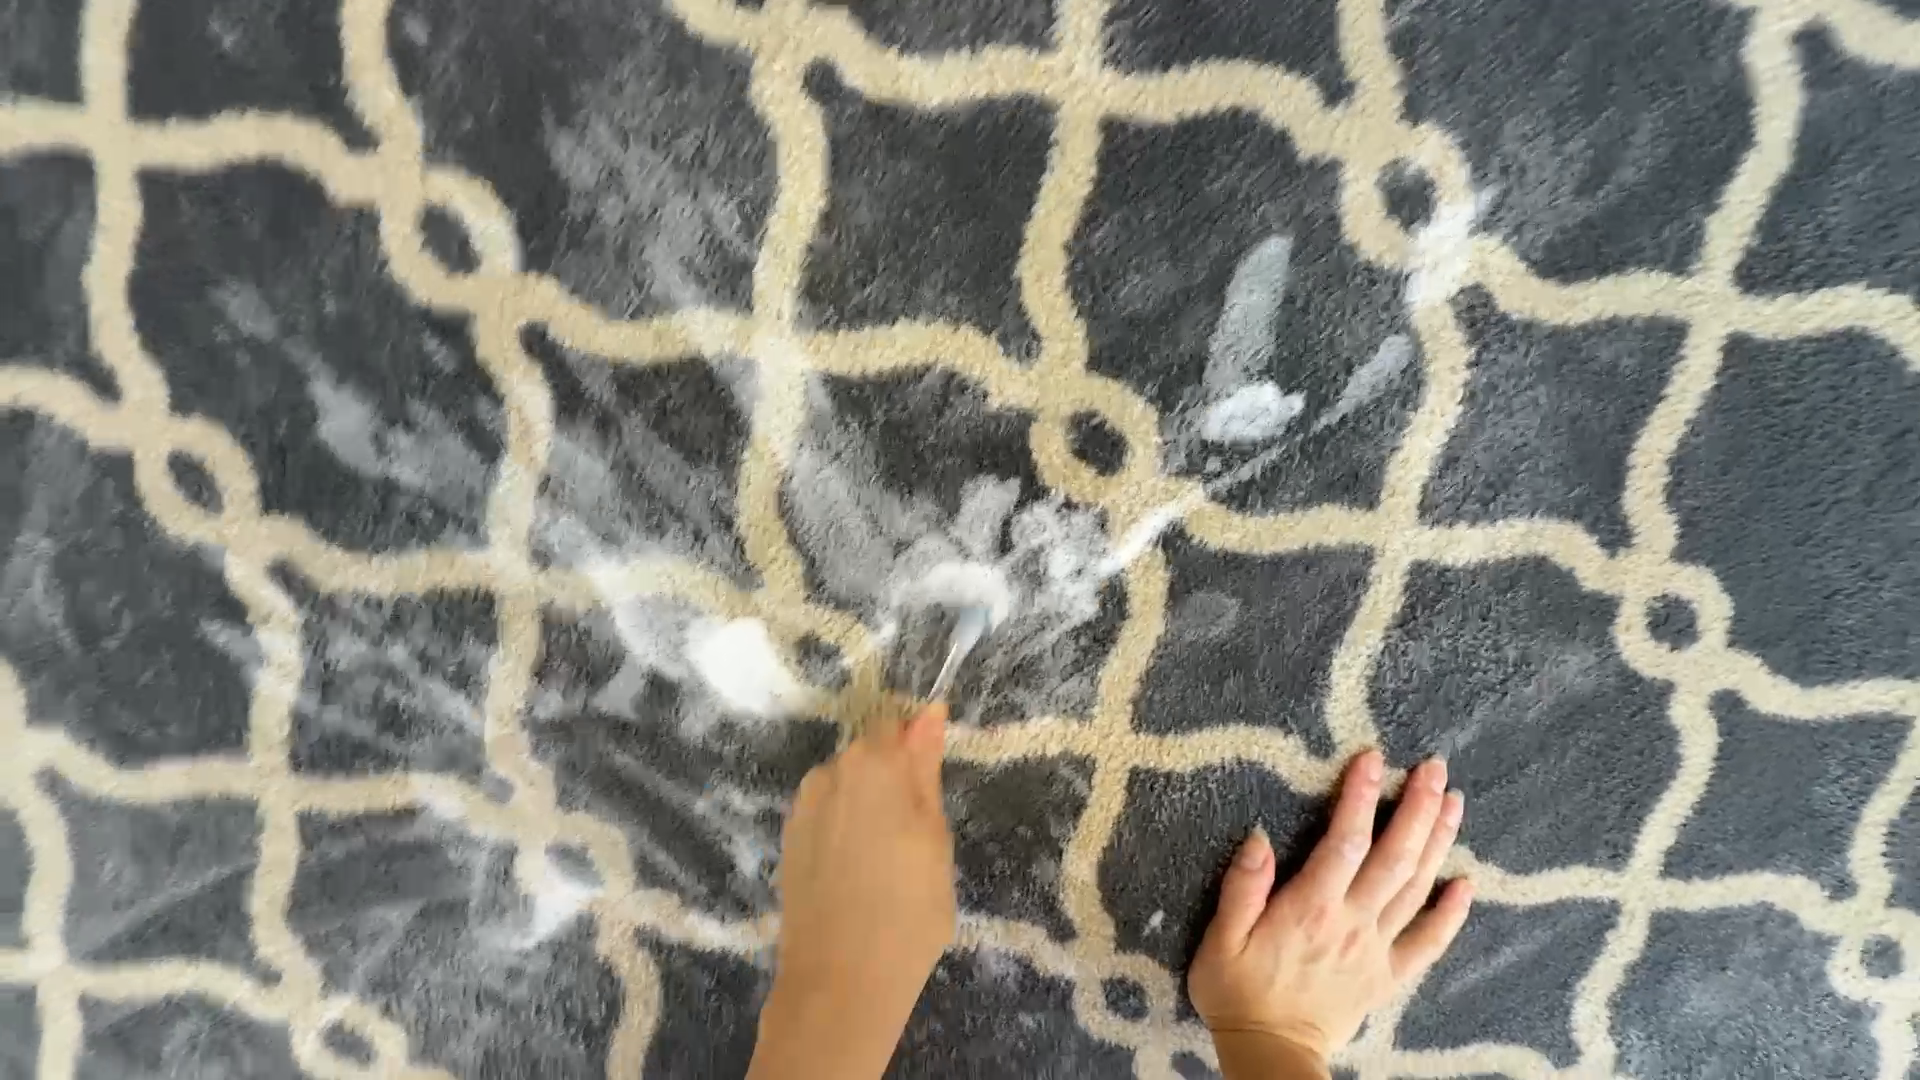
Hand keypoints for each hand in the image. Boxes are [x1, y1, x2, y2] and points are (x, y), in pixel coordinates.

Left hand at [748, 703, 956, 1079]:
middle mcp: (829, 771)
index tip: (927, 790)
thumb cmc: (909, 908)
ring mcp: (803, 805)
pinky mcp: (787, 838)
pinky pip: (824, 813)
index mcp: (872, 762)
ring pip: (845, 784)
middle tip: (912, 835)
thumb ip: (926, 767)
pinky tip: (853, 872)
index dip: (914, 752)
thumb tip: (930, 710)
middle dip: (890, 778)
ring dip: (864, 803)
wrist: (840, 982)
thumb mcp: (934, 835)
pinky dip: (841, 828)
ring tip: (881, 860)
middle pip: (867, 754)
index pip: (894, 726)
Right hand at [1189, 750, 1472, 1076]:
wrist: (1270, 1052)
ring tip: (1453, 802)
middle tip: (1434, 769)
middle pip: (1395, 859)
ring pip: (1416, 889)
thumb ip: (1242, 886)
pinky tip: (1466, 882)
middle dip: (1416, 809)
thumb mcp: (1221, 936)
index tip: (1373, 758)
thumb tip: (1260, 836)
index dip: (1360, 796)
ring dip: (1437, 843)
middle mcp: (1352, 923)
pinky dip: (1451, 912)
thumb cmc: (1236, 988)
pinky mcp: (1388, 974)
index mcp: (1311, 907)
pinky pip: (1429, 942)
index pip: (1345, 841)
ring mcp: (1376, 949)